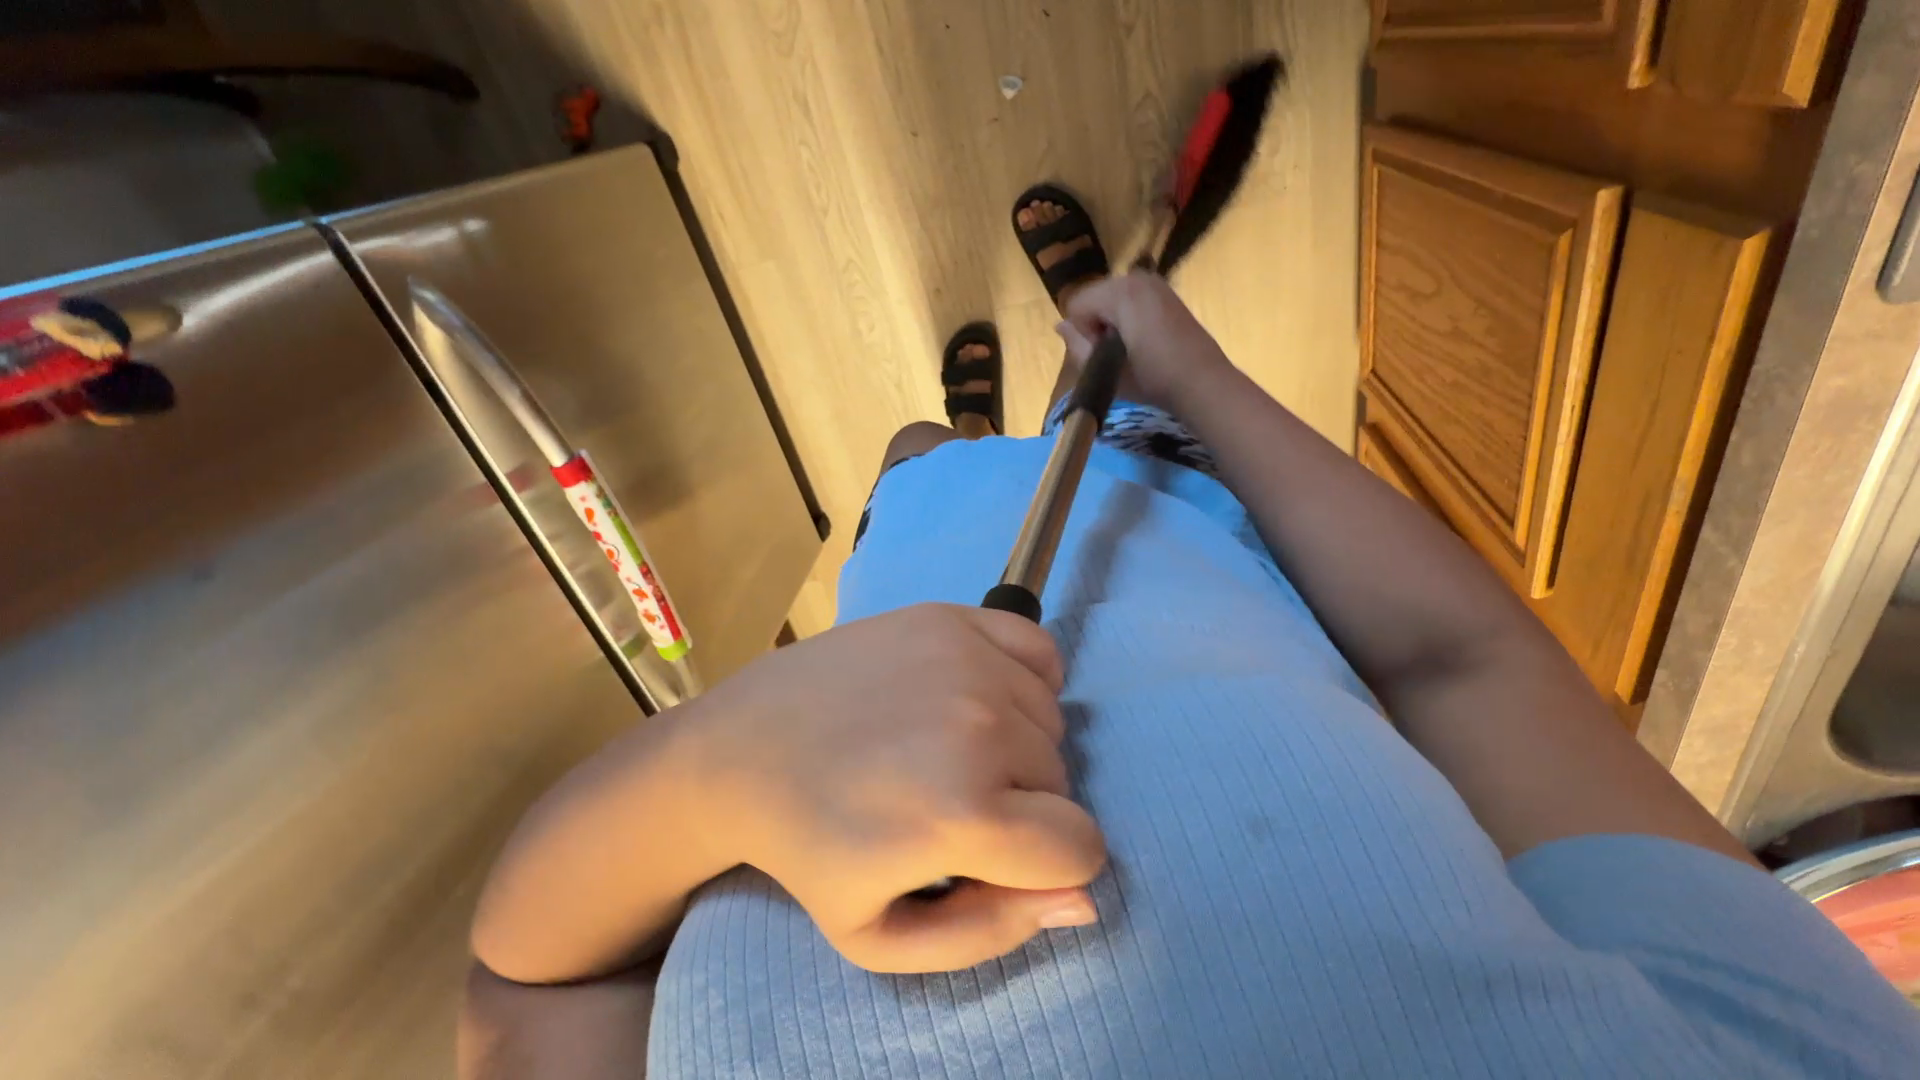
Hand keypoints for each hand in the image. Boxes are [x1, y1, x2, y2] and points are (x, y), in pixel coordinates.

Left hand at [681, 603, 1107, 973]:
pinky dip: (1023, 680)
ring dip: (1017, 744)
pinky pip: (1039, 652)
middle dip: (1024, 805)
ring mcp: (965, 659)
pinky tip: (972, 697)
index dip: (1046, 867)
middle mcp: (980, 725)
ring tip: (945, 750)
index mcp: (964, 814)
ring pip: (1051, 719)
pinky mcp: (948, 617)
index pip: (1083, 848)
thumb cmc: (810, 849)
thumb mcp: (880, 936)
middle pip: (1063, 781)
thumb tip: (1083, 900)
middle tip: (950, 802)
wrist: (742, 749)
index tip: (994, 858)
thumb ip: (991, 932)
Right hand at [1055, 271, 1234, 414]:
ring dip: (1113, 323)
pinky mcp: (1167, 293)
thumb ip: (1078, 345)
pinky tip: (1144, 342)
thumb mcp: (1106, 369)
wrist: (1202, 383)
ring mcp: (1154, 283)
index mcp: (1119, 292)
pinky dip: (1129, 317)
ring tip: (1130, 350)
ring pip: (1112, 299)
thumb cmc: (1152, 379)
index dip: (1083, 333)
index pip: (1076, 305)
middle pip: (1094, 298)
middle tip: (1115, 355)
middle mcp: (1136, 278)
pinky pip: (1132, 300)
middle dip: (1096, 324)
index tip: (1102, 355)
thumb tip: (1059, 325)